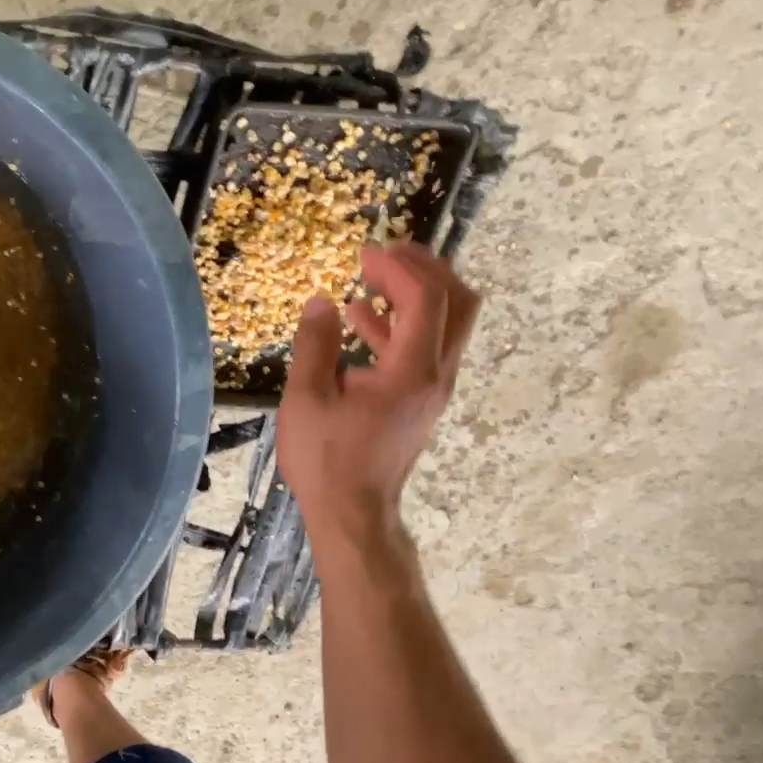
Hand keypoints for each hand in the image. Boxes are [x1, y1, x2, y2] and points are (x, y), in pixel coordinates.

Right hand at [277, 242, 479, 540]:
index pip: (423, 300)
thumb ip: (314, 347)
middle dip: (424, 270)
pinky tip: (358, 319)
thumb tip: (319, 303)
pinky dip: (398, 324)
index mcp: (411, 373)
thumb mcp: (306, 400)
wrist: (352, 510)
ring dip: (415, 294)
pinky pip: (422, 348)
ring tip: (371, 278)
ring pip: (446, 325)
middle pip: (457, 303)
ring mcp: (432, 389)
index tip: (363, 252)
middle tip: (385, 254)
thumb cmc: (325, 459)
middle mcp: (436, 375)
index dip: (397, 268)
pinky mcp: (419, 400)